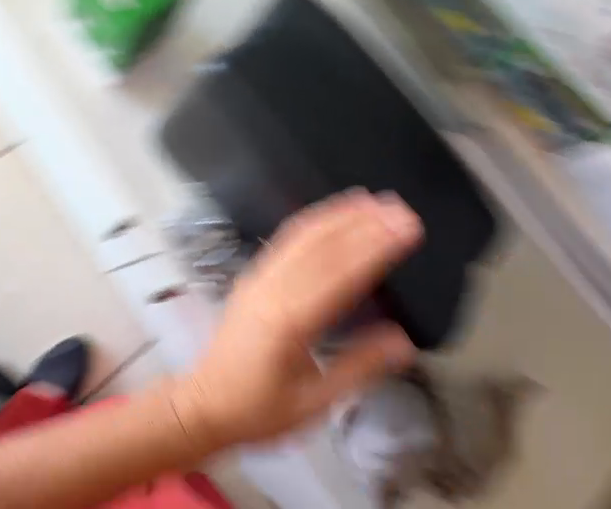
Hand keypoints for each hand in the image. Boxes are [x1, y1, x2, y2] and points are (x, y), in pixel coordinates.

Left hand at [165, 190, 423, 452]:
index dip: (375, 247)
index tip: (406, 229)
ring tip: (375, 200)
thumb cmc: (259, 410)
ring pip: (304, 234)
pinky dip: (315, 219)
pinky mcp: (254, 273)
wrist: (204, 404)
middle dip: (365, 224)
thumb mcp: (315, 402)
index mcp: (289, 320)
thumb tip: (404, 342)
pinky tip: (334, 212)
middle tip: (402, 210)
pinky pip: (287, 238)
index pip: (340, 274)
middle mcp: (273, 288)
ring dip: (341, 214)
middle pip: (324, 246)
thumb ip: (359, 368)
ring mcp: (260, 275)